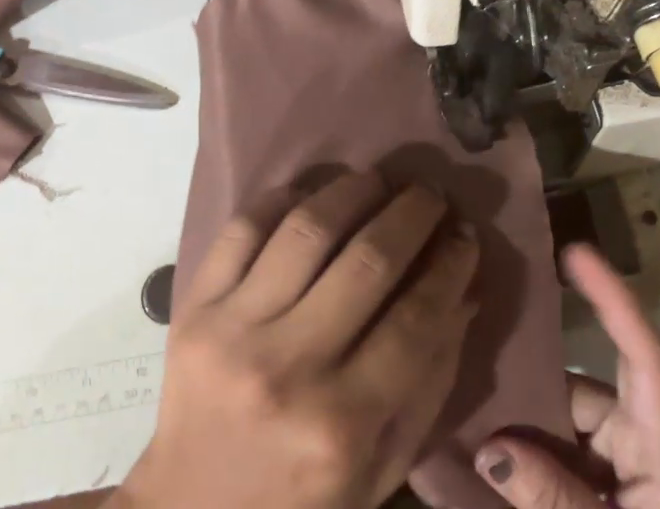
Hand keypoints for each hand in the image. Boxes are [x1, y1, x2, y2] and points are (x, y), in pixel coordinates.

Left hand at [112, 171, 480, 508]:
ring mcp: (232, 331)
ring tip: (378, 181)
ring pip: (306, 230)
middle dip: (412, 214)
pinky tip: (312, 193)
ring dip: (353, 191)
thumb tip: (463, 293)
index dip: (450, 265)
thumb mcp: (382, 465)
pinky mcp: (194, 309)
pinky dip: (281, 199)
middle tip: (431, 195)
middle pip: (368, 261)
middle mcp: (287, 368)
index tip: (466, 235)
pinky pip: (242, 230)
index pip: (417, 318)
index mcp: (342, 423)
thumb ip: (430, 382)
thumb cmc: (301, 495)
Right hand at [475, 245, 659, 508]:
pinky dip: (513, 464)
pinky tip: (460, 461)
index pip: (644, 356)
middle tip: (463, 354)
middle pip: (579, 394)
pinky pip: (550, 468)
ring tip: (450, 405)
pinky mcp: (598, 499)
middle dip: (525, 381)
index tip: (574, 253)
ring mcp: (619, 478)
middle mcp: (641, 450)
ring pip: (556, 434)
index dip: (613, 299)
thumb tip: (492, 445)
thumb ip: (555, 498)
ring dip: (510, 428)